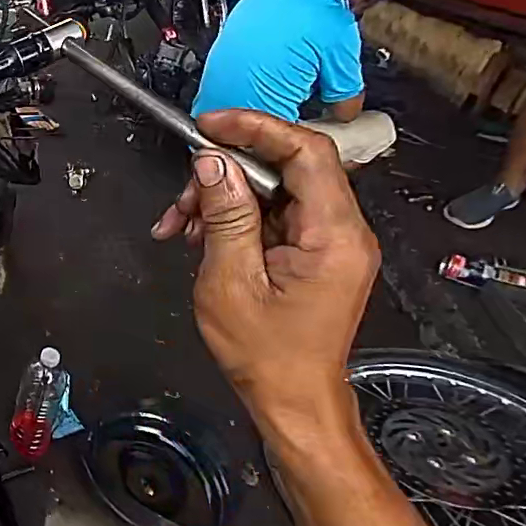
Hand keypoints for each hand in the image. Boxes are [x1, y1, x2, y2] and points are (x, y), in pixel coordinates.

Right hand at [151, 110, 380, 430]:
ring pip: (272, 188)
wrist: (292, 400)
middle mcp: (341, 231)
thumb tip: (213, 163)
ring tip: (185, 224)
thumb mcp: (230, 282)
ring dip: (223, 198)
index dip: (256, 127)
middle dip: (226, 173)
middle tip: (186, 195)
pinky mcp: (313, 250)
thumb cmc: (267, 357)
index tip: (212, 125)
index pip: (305, 150)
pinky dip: (233, 218)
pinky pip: (272, 213)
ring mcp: (328, 241)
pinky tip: (201, 236)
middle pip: (285, 166)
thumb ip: (225, 215)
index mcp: (333, 236)